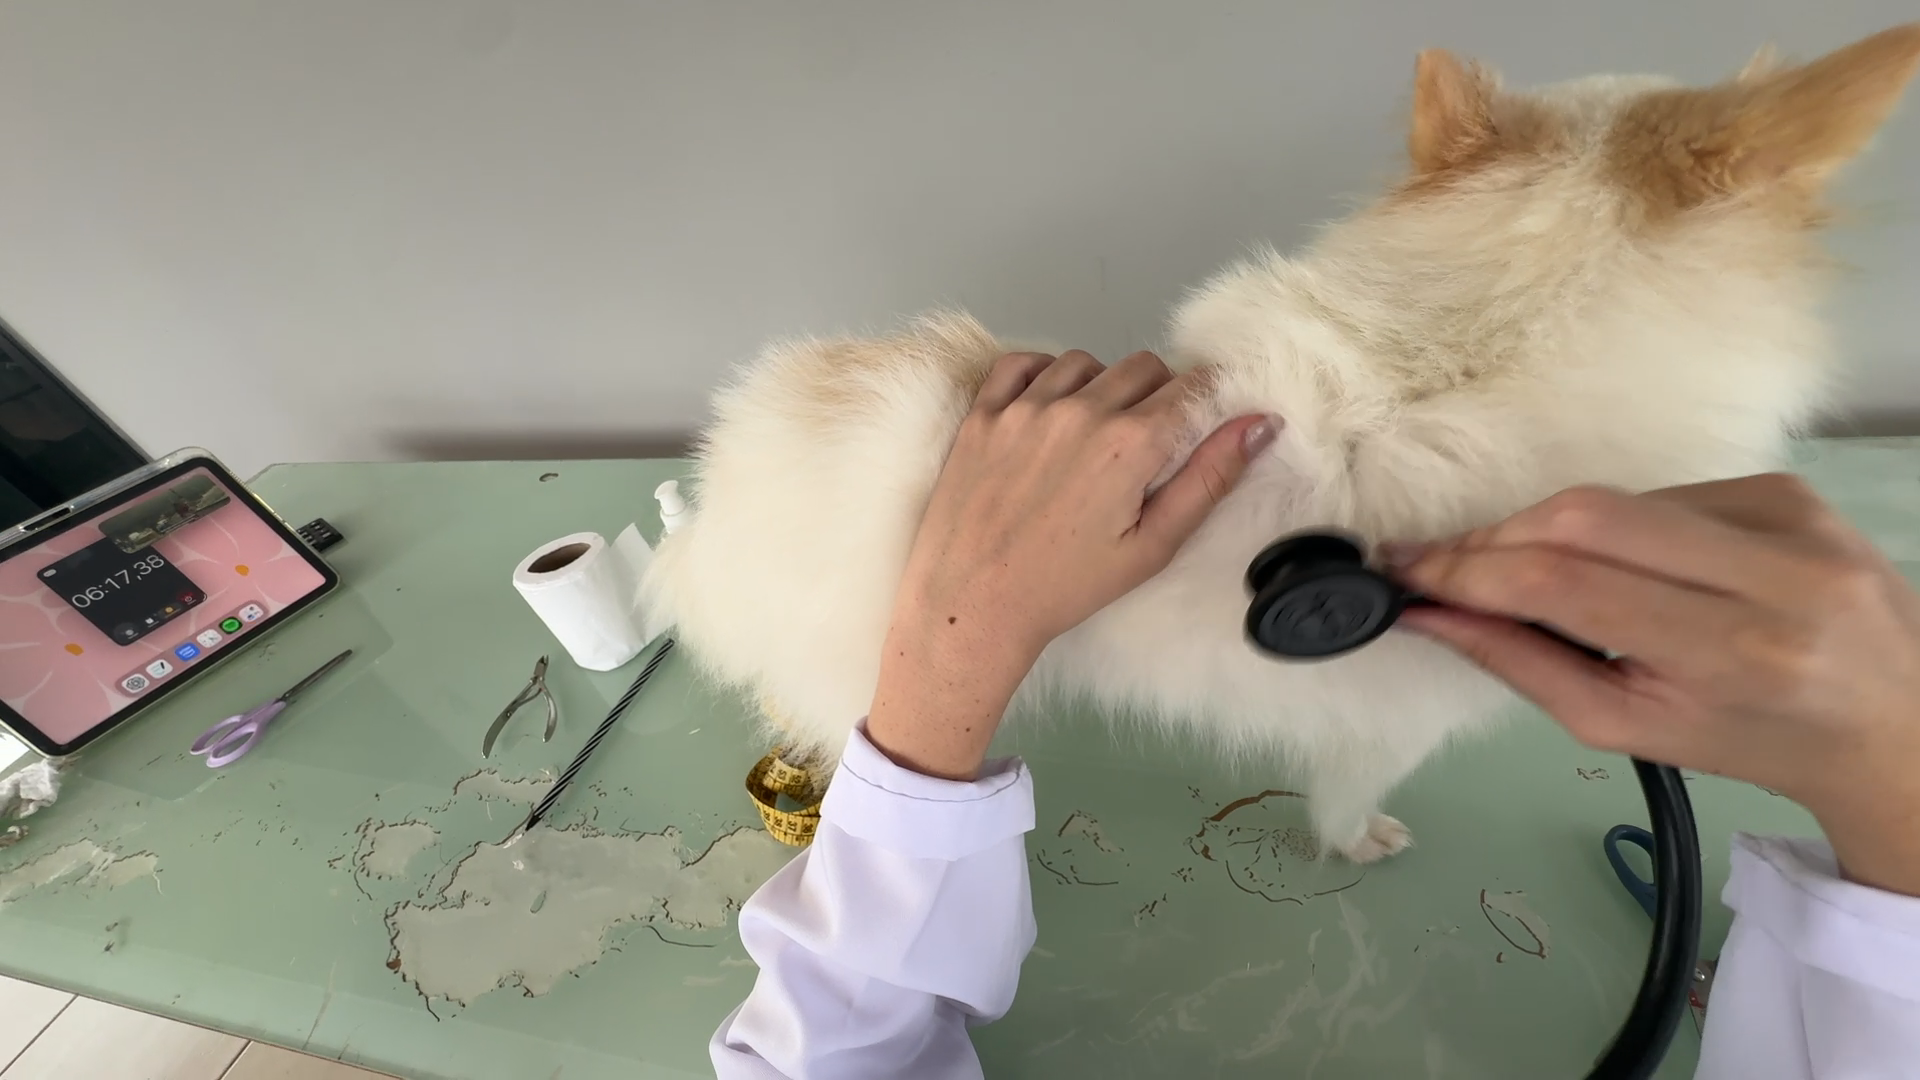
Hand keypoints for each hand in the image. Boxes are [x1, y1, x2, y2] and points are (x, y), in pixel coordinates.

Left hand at [866, 350, 1275, 779]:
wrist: (972, 602)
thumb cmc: (1064, 587)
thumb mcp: (1152, 546)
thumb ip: (1208, 479)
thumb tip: (1259, 423)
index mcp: (1129, 443)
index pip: (1189, 387)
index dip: (1200, 400)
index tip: (1192, 421)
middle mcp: (1078, 410)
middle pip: (1140, 367)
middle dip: (1155, 394)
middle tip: (1141, 441)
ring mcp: (1023, 408)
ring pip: (1083, 362)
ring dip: (1099, 384)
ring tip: (1090, 430)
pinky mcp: (981, 415)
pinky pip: (1020, 364)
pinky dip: (1041, 372)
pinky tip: (1046, 404)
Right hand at [1392, 475, 1919, 894]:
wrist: (1894, 724)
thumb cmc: (1741, 738)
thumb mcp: (1615, 723)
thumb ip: (1513, 661)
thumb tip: (1424, 612)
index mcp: (1735, 651)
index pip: (1559, 584)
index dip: (1464, 571)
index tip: (1401, 570)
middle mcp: (1776, 574)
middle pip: (1578, 520)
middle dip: (1488, 541)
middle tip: (1440, 567)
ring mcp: (1791, 520)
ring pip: (1605, 500)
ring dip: (1533, 533)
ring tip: (1512, 571)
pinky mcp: (1786, 493)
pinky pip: (1647, 495)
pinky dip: (1596, 526)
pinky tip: (1604, 561)